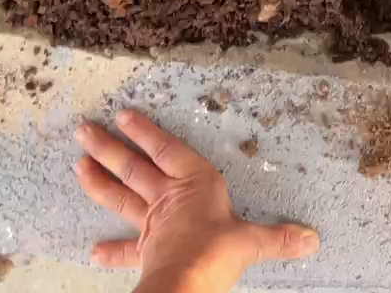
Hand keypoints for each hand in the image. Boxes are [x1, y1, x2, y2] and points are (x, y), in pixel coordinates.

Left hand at [75, 110, 319, 292]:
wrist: (185, 287)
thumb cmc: (215, 253)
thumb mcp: (251, 242)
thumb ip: (278, 237)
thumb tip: (312, 240)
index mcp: (194, 182)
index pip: (166, 149)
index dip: (145, 131)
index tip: (123, 115)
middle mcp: (168, 197)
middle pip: (134, 167)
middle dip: (108, 147)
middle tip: (84, 130)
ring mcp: (151, 225)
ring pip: (121, 196)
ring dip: (99, 181)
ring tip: (78, 165)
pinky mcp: (143, 253)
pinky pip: (124, 249)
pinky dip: (110, 251)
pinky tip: (92, 250)